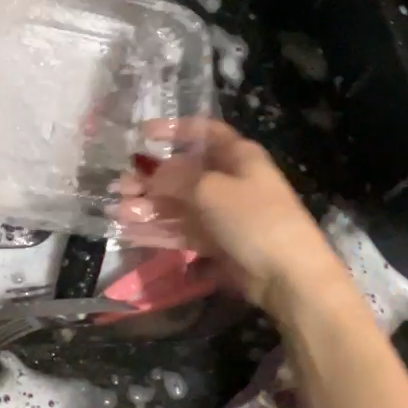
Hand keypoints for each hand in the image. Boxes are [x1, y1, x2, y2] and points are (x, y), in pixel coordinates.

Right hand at [116, 119, 341, 307]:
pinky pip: (182, 231)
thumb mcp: (211, 189)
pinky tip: (130, 232)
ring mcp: (224, 213)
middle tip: (120, 185)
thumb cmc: (254, 218)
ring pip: (179, 204)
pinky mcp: (218, 243)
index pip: (204, 132)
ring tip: (117, 211)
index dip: (174, 130)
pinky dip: (158, 230)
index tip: (143, 133)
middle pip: (184, 172)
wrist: (289, 277)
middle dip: (151, 178)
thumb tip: (151, 174)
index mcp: (238, 156)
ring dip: (149, 206)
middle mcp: (230, 180)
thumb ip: (175, 177)